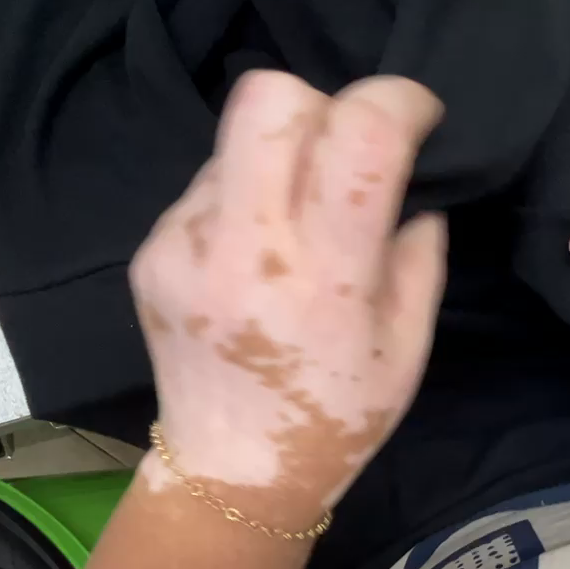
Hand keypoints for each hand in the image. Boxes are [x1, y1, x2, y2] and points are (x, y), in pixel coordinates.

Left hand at [129, 71, 446, 531]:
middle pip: (272, 97)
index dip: (398, 102)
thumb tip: (414, 195)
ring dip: (285, 159)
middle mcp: (243, 246)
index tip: (418, 118)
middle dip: (327, 104)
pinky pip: (208, 186)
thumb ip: (419, 259)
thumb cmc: (338, 420)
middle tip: (351, 158)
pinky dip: (248, 199)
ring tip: (301, 228)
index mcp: (324, 279)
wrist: (234, 471)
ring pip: (237, 139)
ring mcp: (182, 243)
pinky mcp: (150, 250)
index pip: (357, 136)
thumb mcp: (408, 349)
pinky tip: (259, 258)